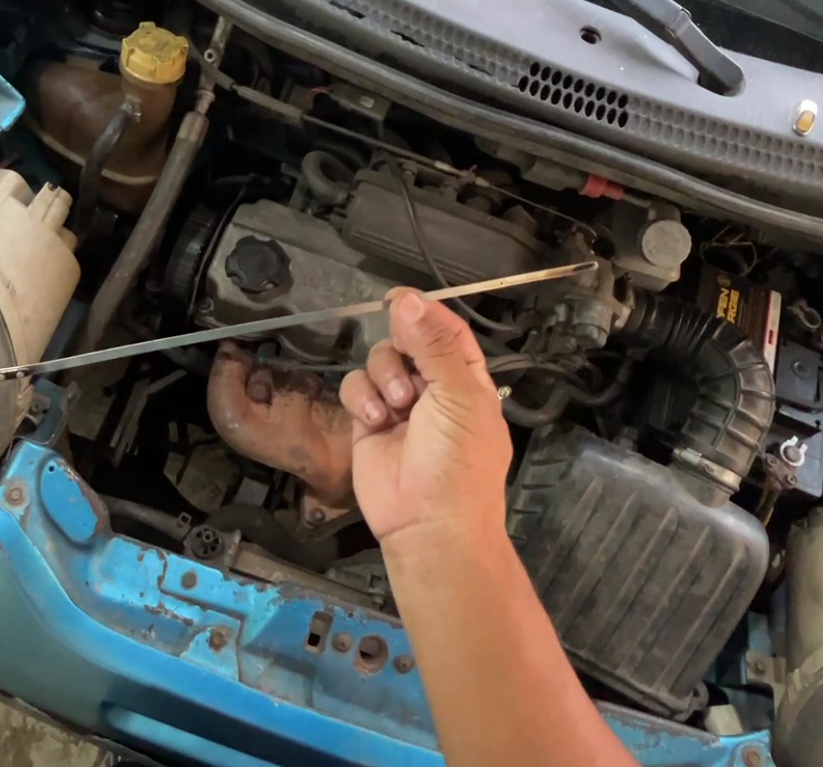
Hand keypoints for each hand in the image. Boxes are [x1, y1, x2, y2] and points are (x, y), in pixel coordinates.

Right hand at [339, 290, 509, 547]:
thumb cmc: (458, 460)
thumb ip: (433, 345)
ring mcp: (399, 405)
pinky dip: (362, 397)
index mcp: (466, 378)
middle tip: (406, 364)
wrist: (428, 526)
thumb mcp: (457, 396)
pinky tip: (375, 418)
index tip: (399, 297)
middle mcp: (433, 387)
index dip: (427, 311)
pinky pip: (356, 387)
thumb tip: (406, 299)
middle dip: (402, 348)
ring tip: (395, 406)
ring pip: (379, 360)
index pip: (448, 331)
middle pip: (408, 340)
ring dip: (384, 376)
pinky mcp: (368, 422)